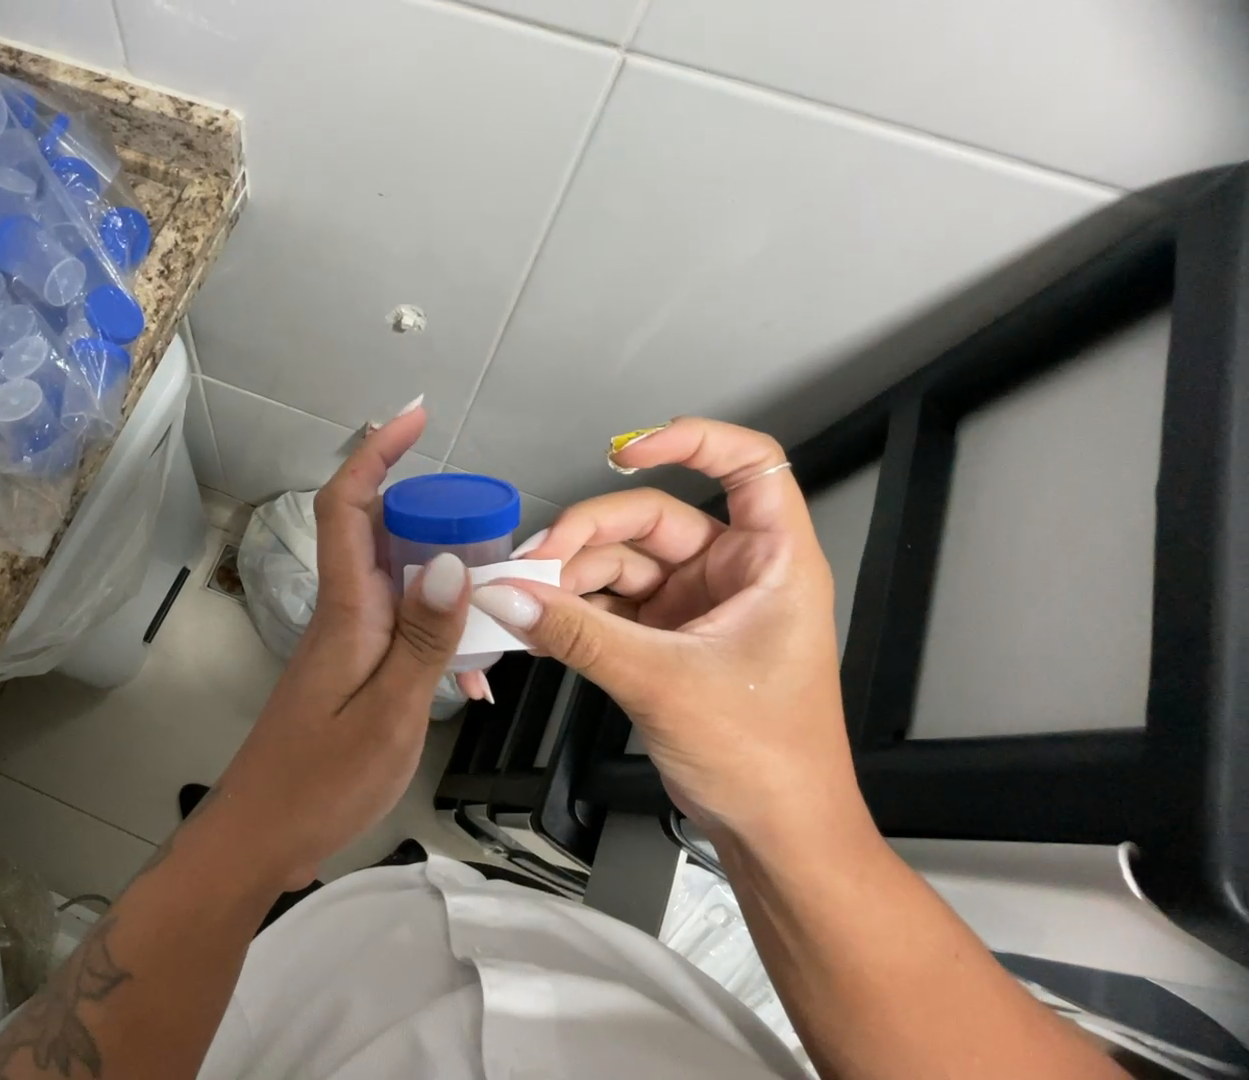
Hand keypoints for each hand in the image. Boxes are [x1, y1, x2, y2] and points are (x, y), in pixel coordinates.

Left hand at [202, 406, 469, 889]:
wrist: (263, 836)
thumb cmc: (321, 781)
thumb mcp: (389, 713)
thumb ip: (422, 639)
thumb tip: (449, 562)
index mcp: (347, 609)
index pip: (349, 507)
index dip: (377, 453)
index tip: (416, 417)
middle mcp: (344, 611)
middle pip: (386, 536)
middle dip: (443, 525)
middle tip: (499, 545)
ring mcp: (347, 641)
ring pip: (404, 585)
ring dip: (452, 593)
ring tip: (499, 625)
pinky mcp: (353, 669)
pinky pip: (404, 631)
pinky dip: (441, 641)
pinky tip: (474, 682)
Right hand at [473, 417, 860, 842]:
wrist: (772, 831)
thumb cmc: (769, 760)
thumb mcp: (663, 683)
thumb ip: (577, 634)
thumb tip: (510, 595)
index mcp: (772, 565)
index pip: (749, 465)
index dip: (692, 442)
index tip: (629, 452)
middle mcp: (733, 576)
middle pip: (652, 520)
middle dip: (588, 536)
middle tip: (536, 564)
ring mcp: (693, 607)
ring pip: (619, 564)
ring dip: (569, 579)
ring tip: (528, 603)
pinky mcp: (662, 638)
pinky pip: (606, 606)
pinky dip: (571, 612)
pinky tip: (539, 623)